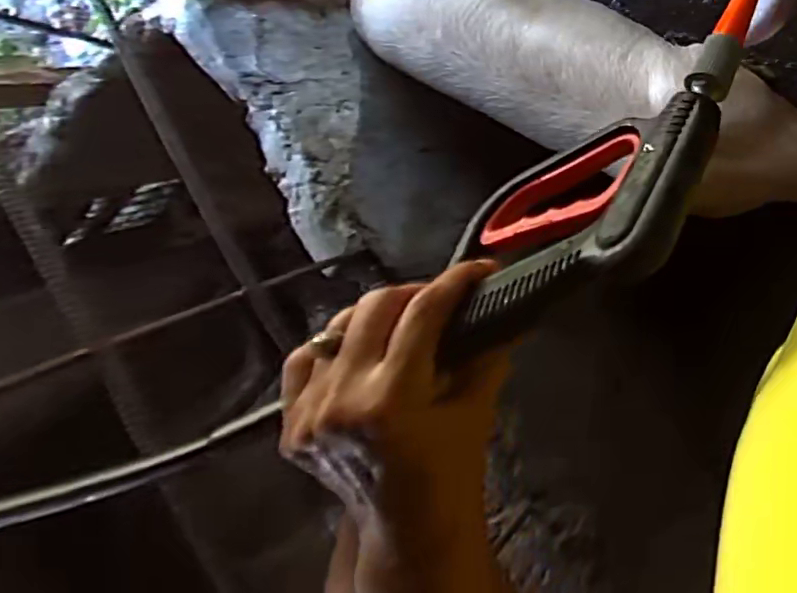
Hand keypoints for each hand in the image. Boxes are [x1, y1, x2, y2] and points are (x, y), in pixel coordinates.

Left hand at [281, 261, 511, 592]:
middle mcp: (341, 400)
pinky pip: (305, 358)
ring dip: (379, 313)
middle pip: (377, 305)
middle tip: (444, 296)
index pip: (425, 311)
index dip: (457, 280)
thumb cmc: (450, 466)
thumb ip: (489, 348)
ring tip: (406, 319)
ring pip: (339, 324)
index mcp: (392, 398)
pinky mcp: (290, 425)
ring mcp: (309, 413)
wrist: (405, 527)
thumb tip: (506, 301)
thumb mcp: (478, 403)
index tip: (481, 269)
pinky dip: (336, 343)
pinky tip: (362, 349)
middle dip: (419, 290)